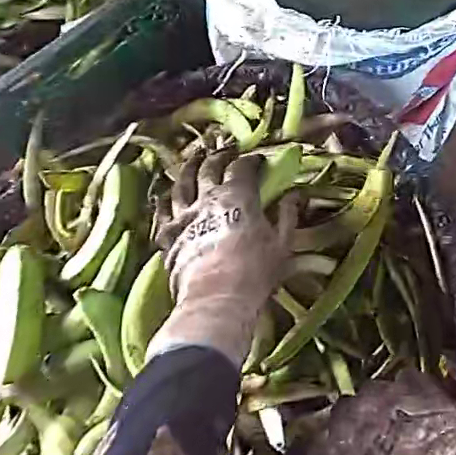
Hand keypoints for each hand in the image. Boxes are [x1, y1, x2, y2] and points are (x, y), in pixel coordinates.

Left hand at [147, 152, 294, 364]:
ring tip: (195, 160)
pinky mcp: (167, 236)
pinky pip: (162, 211)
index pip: (241, 167)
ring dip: (189, 168)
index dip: (250, 160)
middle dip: (219, 157)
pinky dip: (164, 200)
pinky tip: (165, 195)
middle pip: (209, 168)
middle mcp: (206, 199)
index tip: (257, 160)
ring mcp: (183, 216)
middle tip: (226, 153)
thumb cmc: (254, 274)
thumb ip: (287, 215)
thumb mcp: (282, 244)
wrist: (216, 301)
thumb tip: (293, 195)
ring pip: (182, 183)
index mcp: (237, 196)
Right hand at [292, 372, 455, 454]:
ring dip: (385, 414)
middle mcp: (338, 418)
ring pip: (373, 398)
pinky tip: (433, 425)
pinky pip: (408, 386)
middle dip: (354, 434)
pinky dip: (417, 400)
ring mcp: (377, 395)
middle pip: (338, 419)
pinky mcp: (413, 382)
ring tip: (409, 443)